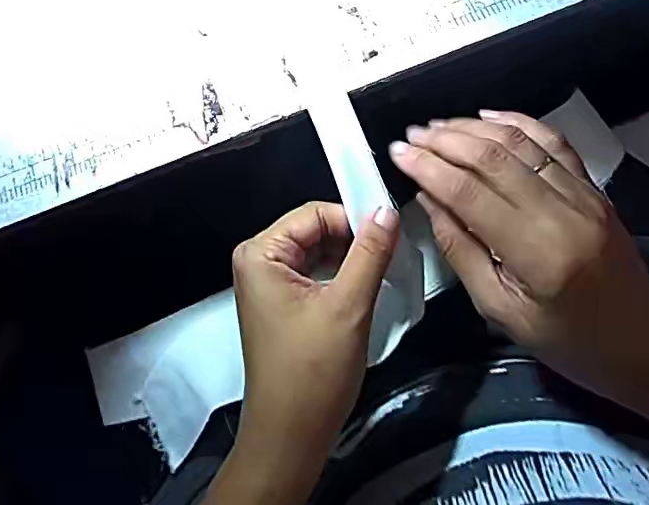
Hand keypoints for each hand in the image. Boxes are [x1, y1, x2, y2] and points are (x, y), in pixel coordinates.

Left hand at [218, 201, 400, 500]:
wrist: (290, 437)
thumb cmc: (311, 375)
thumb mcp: (348, 307)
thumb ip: (369, 255)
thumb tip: (385, 211)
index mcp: (260, 252)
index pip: (313, 214)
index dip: (352, 218)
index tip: (389, 227)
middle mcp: (257, 260)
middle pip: (313, 230)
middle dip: (352, 239)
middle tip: (391, 251)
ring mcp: (267, 282)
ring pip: (316, 252)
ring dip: (348, 259)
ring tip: (383, 268)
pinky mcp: (279, 302)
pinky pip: (312, 273)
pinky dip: (339, 276)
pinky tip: (364, 286)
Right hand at [389, 112, 648, 404]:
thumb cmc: (571, 341)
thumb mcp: (501, 310)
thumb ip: (460, 250)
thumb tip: (427, 198)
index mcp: (537, 254)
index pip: (469, 192)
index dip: (427, 167)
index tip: (397, 153)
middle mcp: (562, 214)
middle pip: (491, 158)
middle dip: (443, 141)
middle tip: (410, 136)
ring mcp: (583, 195)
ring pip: (518, 142)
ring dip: (470, 128)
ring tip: (436, 127)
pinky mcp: (593, 187)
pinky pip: (551, 141)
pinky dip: (516, 122)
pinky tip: (486, 117)